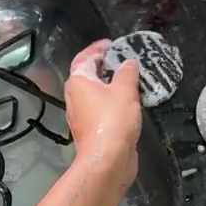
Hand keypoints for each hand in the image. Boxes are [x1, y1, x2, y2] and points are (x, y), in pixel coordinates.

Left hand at [63, 40, 141, 187]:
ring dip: (109, 85)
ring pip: (94, 93)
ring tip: (129, 79)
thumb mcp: (125, 90)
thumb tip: (128, 63)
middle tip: (122, 60)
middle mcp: (75, 97)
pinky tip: (128, 102)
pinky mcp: (91, 130)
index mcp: (79, 82)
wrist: (107, 160)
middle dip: (104, 66)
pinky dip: (112, 100)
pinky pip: (101, 108)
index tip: (111, 44)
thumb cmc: (113, 119)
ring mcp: (82, 115)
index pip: (84, 58)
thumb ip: (127, 72)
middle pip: (87, 75)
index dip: (97, 49)